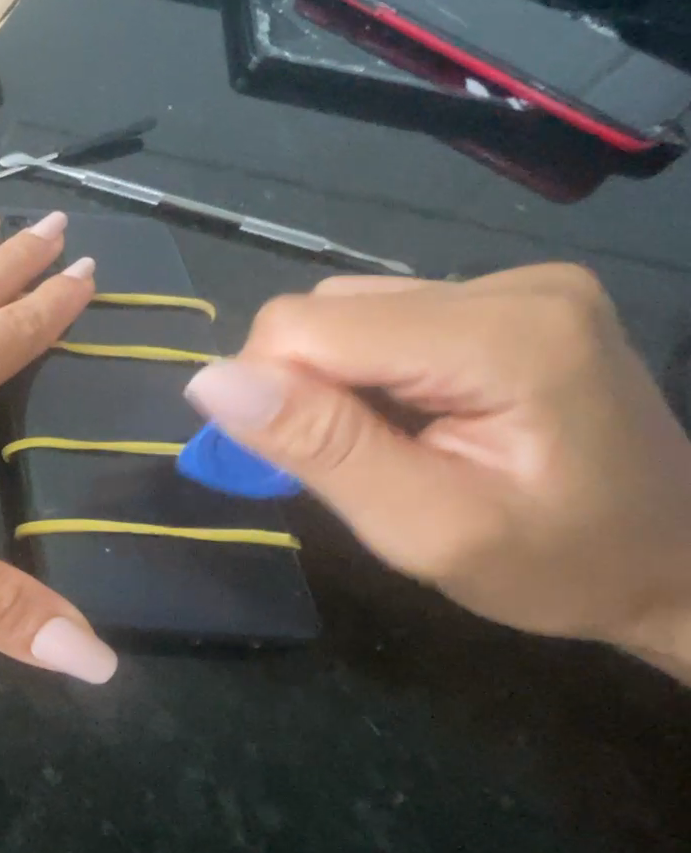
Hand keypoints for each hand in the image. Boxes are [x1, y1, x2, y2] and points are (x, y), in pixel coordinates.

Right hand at [184, 264, 690, 676]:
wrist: (674, 566)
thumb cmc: (555, 566)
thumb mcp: (424, 528)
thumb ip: (320, 446)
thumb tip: (207, 382)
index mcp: (503, 335)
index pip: (302, 327)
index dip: (273, 396)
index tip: (308, 464)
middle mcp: (510, 286)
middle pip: (319, 314)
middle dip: (301, 391)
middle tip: (354, 464)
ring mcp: (513, 286)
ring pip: (338, 314)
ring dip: (329, 383)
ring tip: (388, 444)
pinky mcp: (505, 300)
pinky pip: (374, 320)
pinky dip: (360, 373)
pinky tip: (407, 417)